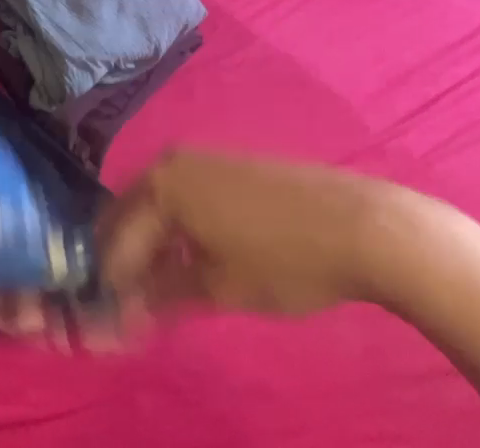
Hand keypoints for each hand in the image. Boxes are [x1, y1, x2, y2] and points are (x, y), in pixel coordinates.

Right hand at [100, 150, 432, 319]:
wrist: (366, 227)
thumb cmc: (284, 259)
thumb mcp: (218, 287)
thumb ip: (162, 294)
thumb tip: (124, 312)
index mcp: (158, 187)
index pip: (116, 240)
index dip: (113, 284)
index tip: (114, 319)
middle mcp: (169, 163)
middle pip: (130, 215)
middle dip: (126, 258)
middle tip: (134, 302)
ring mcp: (201, 159)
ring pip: (157, 205)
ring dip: (152, 243)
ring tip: (164, 284)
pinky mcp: (230, 165)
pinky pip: (184, 196)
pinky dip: (178, 227)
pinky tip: (195, 256)